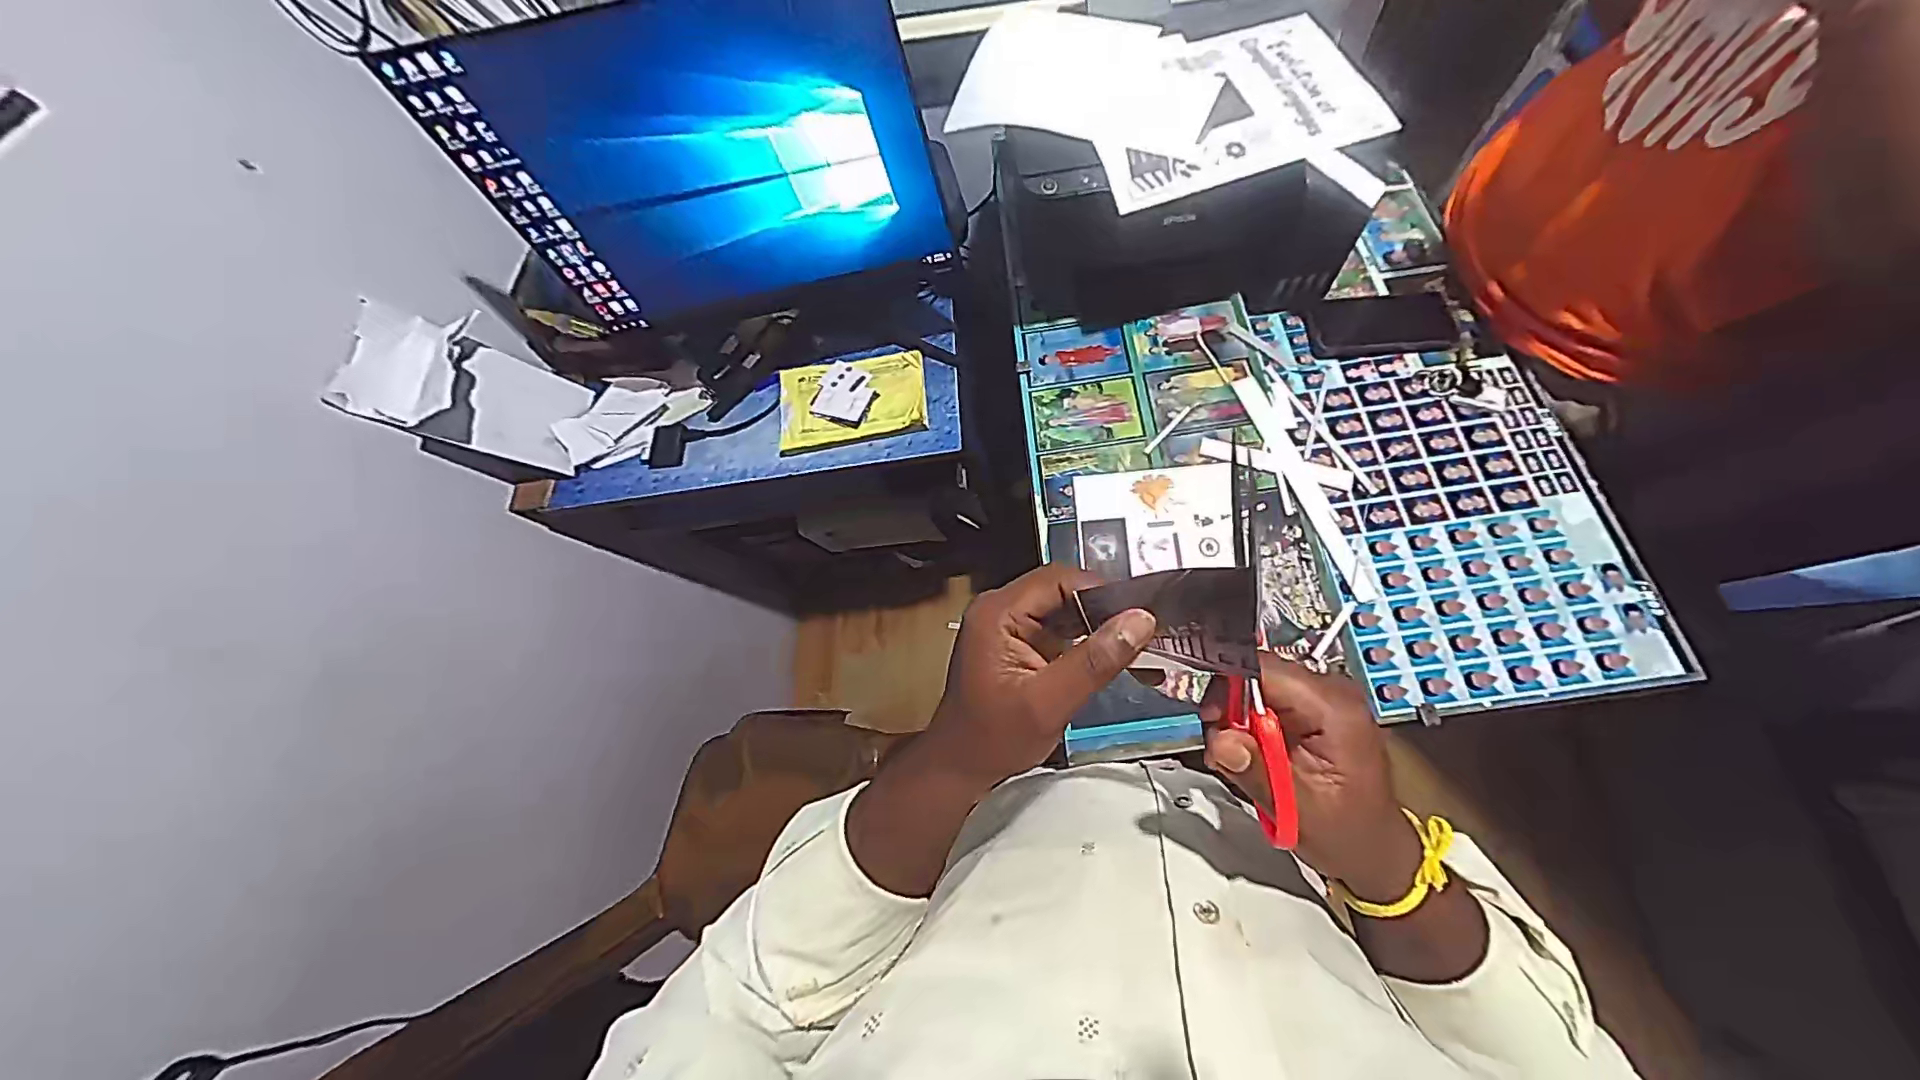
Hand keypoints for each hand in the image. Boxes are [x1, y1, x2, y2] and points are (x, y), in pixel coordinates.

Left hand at [925, 563, 1156, 787]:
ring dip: (1096, 626)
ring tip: (1132, 646)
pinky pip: (1058, 629)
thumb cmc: (991, 739)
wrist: (961, 764)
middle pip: (1062, 591)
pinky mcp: (1018, 642)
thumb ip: (1093, 661)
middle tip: (1141, 632)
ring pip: (1064, 609)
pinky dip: (1084, 642)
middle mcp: (999, 610)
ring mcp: (1008, 625)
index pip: (1058, 579)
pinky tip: (1108, 659)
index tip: (1138, 613)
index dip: (1100, 592)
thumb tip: (1137, 622)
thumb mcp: (1048, 703)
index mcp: (996, 613)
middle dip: (1102, 610)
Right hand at [1199, 655, 1421, 899]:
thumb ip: (1257, 771)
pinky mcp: (1305, 707)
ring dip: (1236, 720)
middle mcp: (1330, 693)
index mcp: (1336, 709)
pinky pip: (1260, 700)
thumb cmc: (1351, 832)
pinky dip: (1246, 725)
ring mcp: (1318, 697)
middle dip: (1230, 708)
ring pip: (1251, 686)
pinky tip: (1254, 753)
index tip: (1215, 719)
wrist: (1373, 847)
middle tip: (1228, 747)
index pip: (1265, 668)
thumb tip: (1223, 741)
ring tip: (1244, 757)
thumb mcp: (1299, 809)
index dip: (1230, 688)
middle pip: (1254, 673)